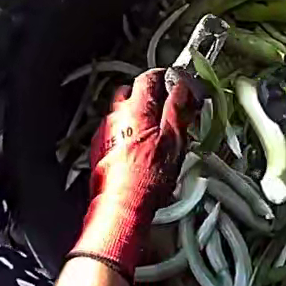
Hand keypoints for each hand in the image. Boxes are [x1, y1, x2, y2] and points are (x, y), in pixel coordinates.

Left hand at [73, 70, 198, 275]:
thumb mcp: (174, 141)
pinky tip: (141, 152)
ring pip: (125, 113)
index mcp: (135, 108)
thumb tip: (185, 87)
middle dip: (153, 99)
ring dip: (141, 118)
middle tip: (170, 112)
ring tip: (159, 137)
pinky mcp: (100, 148)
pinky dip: (130, 135)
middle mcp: (116, 115)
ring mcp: (105, 132)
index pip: (149, 77)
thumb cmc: (147, 179)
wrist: (120, 209)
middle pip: (134, 93)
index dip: (166, 78)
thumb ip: (179, 109)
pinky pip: (117, 132)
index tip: (178, 85)